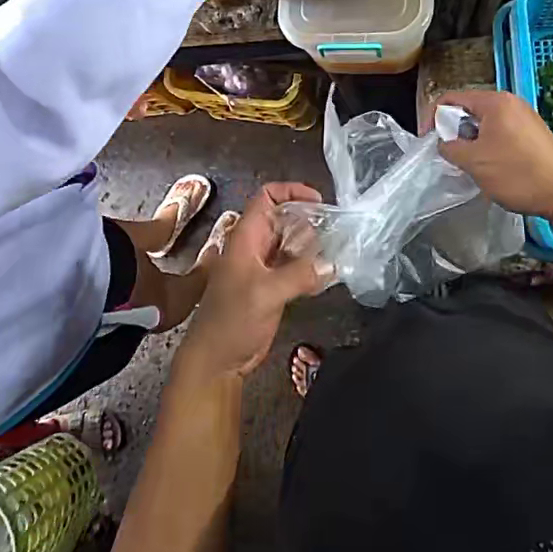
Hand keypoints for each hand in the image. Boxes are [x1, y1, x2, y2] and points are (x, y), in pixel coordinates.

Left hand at [176, 182, 330, 380]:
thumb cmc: (232, 320)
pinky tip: (328, 273)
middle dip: (308, 219)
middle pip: (283, 218)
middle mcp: (254, 246)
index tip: (319, 200)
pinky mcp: (272, 287)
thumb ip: (299, 274)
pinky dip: (310, 265)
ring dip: (311, 244)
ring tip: (335, 249)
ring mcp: (263, 267)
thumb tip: (330, 264)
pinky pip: (294, 266)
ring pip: (291, 242)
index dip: (291, 191)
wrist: (217, 360)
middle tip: (334, 230)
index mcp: (246, 237)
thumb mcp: (266, 292)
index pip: (266, 197)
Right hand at [437, 89, 552, 221]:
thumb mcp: (473, 161)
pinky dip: (488, 146)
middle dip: (454, 131)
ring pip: (483, 123)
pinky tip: (491, 167)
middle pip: (467, 110)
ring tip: (471, 164)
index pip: (450, 98)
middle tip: (451, 156)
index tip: (428, 141)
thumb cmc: (517, 174)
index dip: (433, 118)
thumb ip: (450, 147)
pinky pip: (499, 132)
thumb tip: (445, 143)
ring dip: (471, 142)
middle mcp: (509, 102)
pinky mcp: (532, 133)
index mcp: (494, 101)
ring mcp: (523, 117)